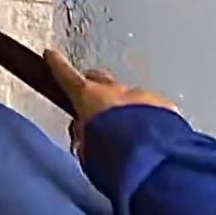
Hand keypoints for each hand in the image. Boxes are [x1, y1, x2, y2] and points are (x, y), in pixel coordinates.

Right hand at [44, 49, 178, 152]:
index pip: (65, 74)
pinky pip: (155, 108)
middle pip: (100, 81)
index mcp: (87, 95)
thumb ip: (83, 136)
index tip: (50, 53)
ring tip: (133, 128)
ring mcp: (139, 96)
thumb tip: (84, 135)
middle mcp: (111, 89)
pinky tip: (157, 133)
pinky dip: (153, 117)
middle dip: (98, 88)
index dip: (56, 63)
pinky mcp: (165, 107)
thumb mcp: (88, 150)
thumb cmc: (114, 154)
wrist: (155, 160)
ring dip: (127, 107)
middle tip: (100, 106)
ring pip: (129, 95)